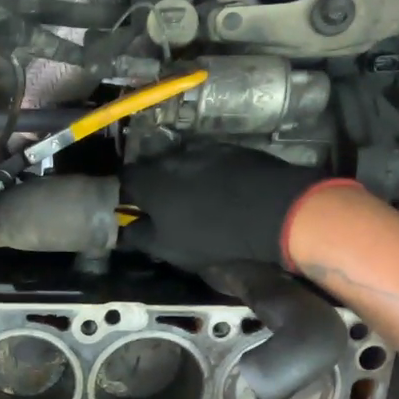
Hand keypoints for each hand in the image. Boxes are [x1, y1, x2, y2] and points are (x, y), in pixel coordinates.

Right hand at [118, 143, 348, 272]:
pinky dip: (208, 171)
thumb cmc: (211, 235)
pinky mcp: (233, 150)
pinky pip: (209, 159)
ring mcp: (205, 150)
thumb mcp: (168, 247)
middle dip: (153, 181)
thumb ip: (140, 237)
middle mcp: (173, 159)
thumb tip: (125, 230)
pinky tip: (219, 188)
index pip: (125, 178)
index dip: (124, 191)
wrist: (273, 211)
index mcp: (151, 183)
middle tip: (160, 202)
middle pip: (153, 166)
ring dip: (181, 174)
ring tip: (191, 195)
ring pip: (182, 161)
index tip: (129, 204)